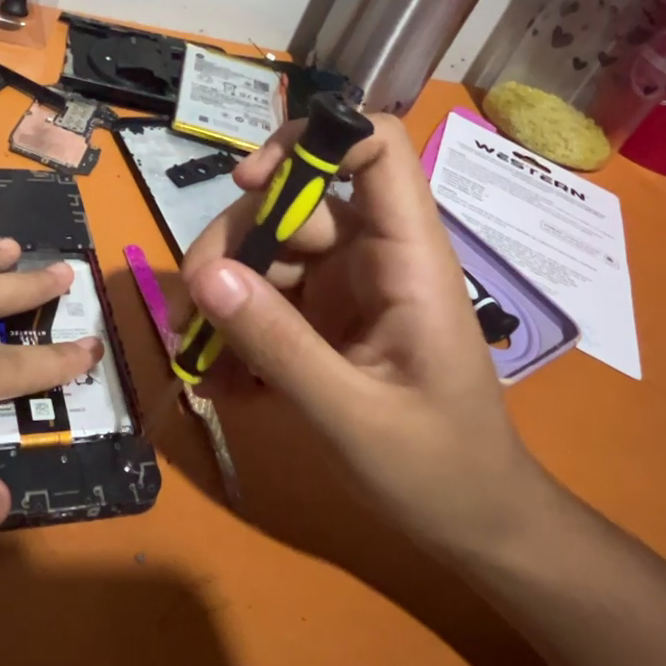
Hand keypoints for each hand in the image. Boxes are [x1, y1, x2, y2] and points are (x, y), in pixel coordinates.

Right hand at [177, 115, 543, 554]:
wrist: (475, 523)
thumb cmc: (437, 468)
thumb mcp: (351, 414)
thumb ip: (278, 344)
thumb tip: (204, 275)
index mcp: (407, 257)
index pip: (376, 150)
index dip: (312, 142)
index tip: (247, 184)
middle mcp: (375, 256)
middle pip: (295, 206)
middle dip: (234, 248)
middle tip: (191, 311)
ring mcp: (348, 287)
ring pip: (270, 253)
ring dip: (224, 298)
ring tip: (198, 362)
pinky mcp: (327, 319)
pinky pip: (268, 300)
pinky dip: (237, 331)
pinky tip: (221, 381)